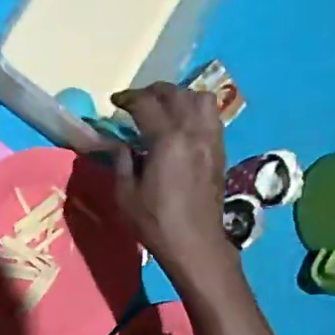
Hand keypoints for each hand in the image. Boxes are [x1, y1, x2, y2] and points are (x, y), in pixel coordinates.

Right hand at [109, 82, 231, 277]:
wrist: (195, 242)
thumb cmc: (154, 221)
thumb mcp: (125, 193)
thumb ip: (120, 161)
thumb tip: (115, 143)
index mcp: (167, 140)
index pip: (146, 104)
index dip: (127, 98)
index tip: (114, 103)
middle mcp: (193, 132)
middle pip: (176, 94)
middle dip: (153, 92)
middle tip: (135, 101)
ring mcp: (211, 139)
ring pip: (200, 99)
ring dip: (179, 96)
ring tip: (162, 108)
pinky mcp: (220, 150)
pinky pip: (211, 115)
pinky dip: (194, 110)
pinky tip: (180, 124)